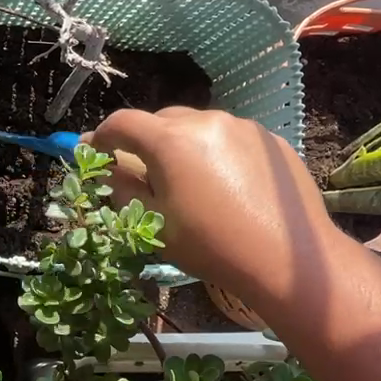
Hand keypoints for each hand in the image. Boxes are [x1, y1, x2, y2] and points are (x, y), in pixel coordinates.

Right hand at [85, 107, 348, 306]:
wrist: (287, 260)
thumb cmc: (210, 245)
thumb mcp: (153, 222)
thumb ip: (121, 188)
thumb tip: (104, 168)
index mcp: (171, 141)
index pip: (122, 122)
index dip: (102, 135)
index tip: (94, 151)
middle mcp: (206, 122)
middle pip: (161, 121)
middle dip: (144, 141)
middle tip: (143, 174)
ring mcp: (243, 127)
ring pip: (197, 127)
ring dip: (182, 146)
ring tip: (190, 183)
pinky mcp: (270, 141)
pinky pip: (229, 138)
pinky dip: (215, 153)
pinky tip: (225, 187)